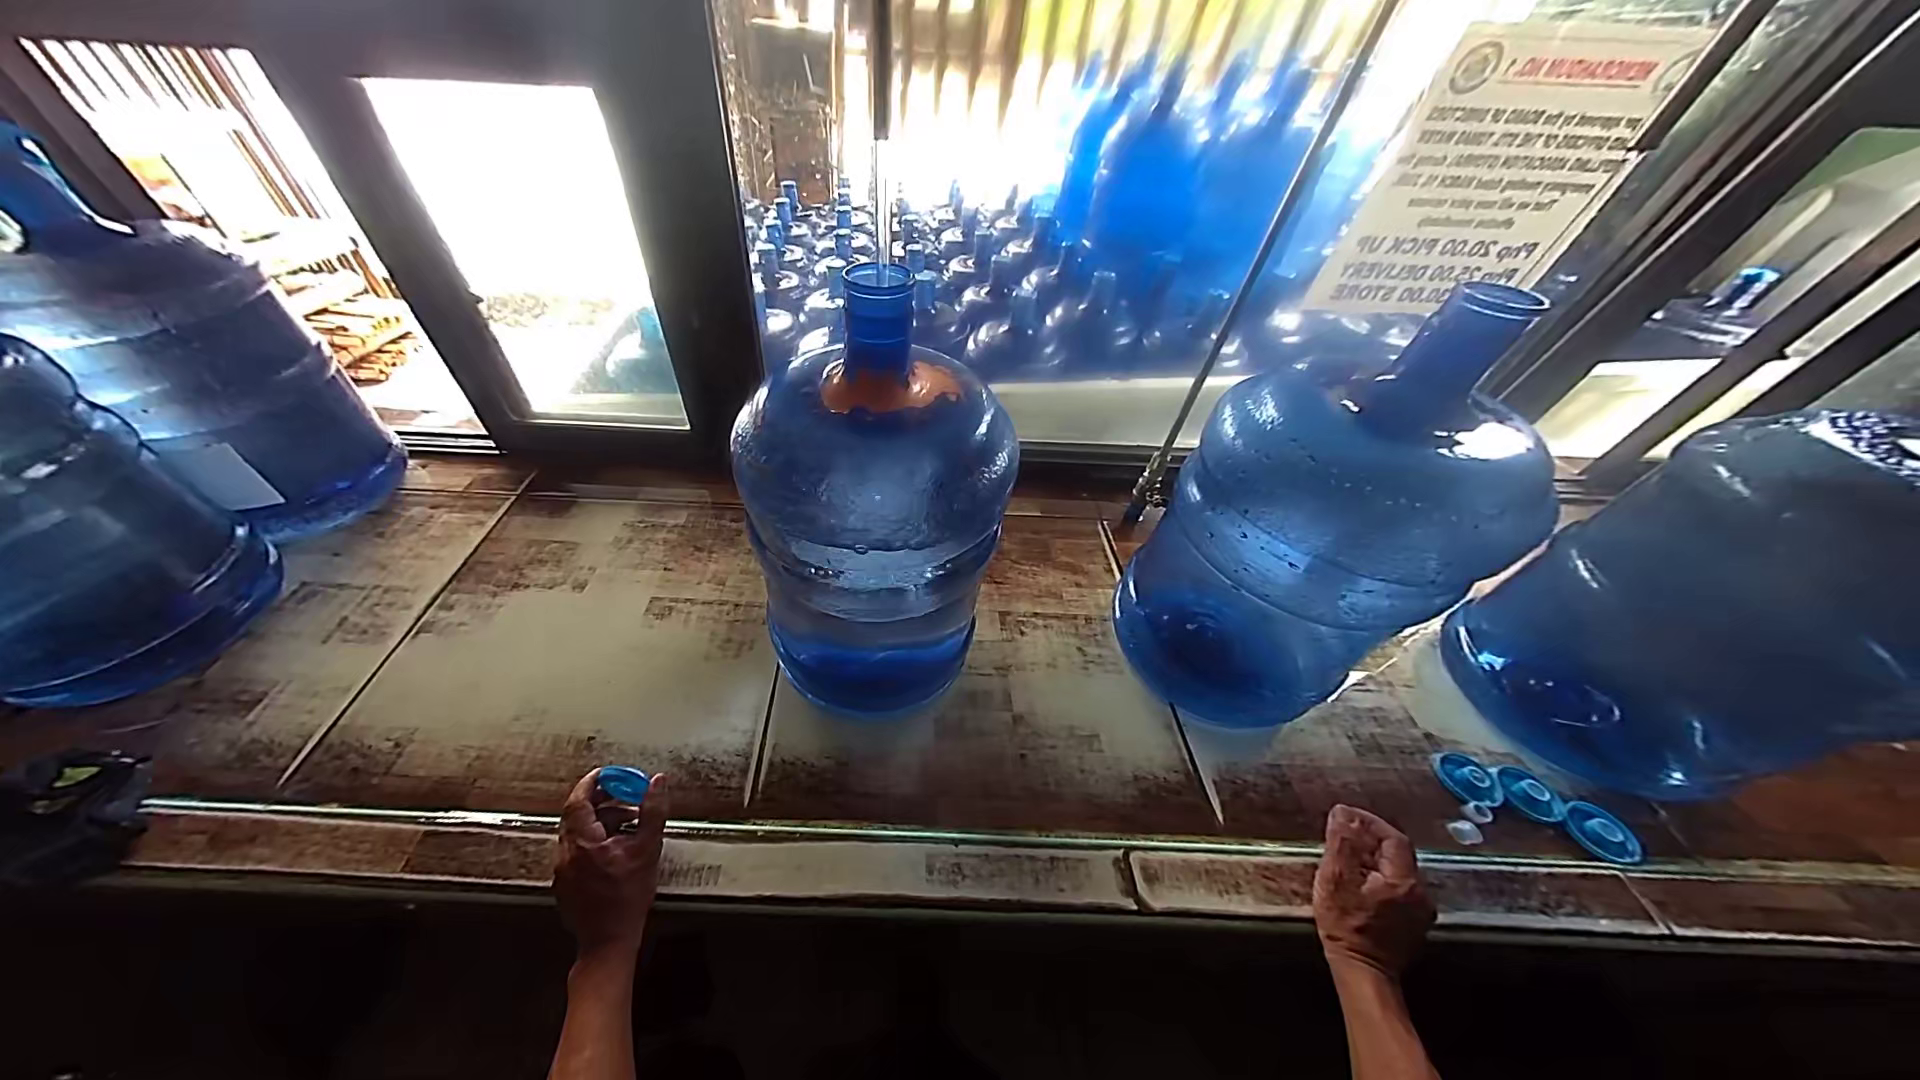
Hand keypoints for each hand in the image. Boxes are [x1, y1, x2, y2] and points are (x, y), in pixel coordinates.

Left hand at [554, 768, 669, 955]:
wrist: (608, 941)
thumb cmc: (628, 897)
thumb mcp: (648, 848)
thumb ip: (653, 811)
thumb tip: (657, 781)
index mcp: (582, 844)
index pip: (578, 801)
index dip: (593, 783)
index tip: (609, 773)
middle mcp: (566, 854)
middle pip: (577, 814)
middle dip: (602, 799)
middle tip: (625, 792)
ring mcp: (562, 870)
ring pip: (578, 832)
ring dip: (602, 819)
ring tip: (631, 821)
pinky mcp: (566, 882)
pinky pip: (578, 848)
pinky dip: (596, 837)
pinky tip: (619, 844)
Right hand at [1312, 804, 1433, 977]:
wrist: (1363, 972)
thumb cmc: (1345, 924)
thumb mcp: (1336, 878)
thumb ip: (1342, 843)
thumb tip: (1344, 813)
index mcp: (1404, 881)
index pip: (1393, 838)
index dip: (1370, 821)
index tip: (1346, 814)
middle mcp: (1420, 895)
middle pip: (1397, 854)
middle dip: (1370, 838)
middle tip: (1343, 832)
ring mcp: (1420, 912)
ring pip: (1397, 871)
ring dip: (1373, 857)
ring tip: (1346, 854)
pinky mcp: (1413, 925)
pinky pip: (1397, 889)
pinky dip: (1378, 876)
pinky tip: (1358, 880)